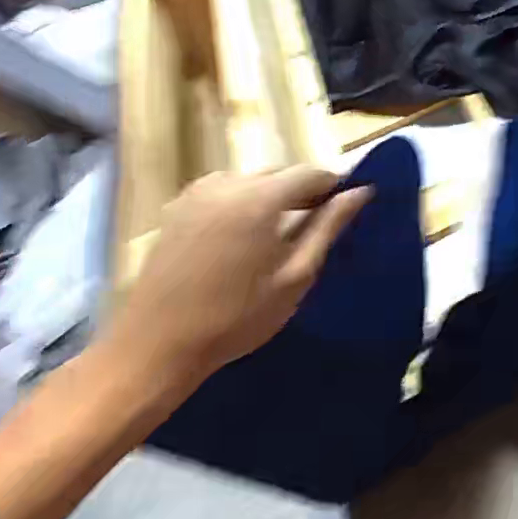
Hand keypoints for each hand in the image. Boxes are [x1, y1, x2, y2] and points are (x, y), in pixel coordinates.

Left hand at [97, 167, 369, 401]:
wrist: (156, 345)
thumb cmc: (237, 317)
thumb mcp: (296, 276)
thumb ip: (328, 227)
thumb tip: (360, 192)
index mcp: (260, 198)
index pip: (311, 173)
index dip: (333, 187)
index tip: (345, 209)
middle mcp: (227, 183)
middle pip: (279, 173)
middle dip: (302, 191)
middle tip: (315, 227)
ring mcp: (197, 193)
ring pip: (251, 180)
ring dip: (272, 197)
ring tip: (279, 235)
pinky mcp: (177, 208)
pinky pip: (224, 191)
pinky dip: (243, 203)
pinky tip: (243, 237)